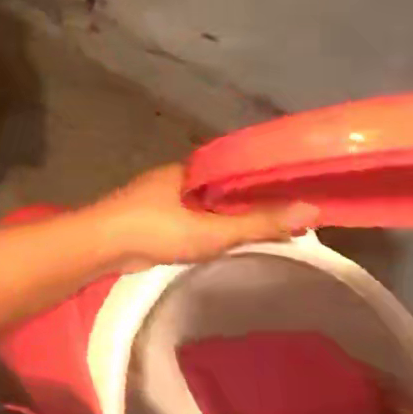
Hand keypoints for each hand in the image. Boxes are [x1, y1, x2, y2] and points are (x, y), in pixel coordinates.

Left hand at [92, 165, 317, 270]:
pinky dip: (213, 228)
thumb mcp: (213, 230)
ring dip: (232, 216)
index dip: (264, 180)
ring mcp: (159, 199)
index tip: (298, 194)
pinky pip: (192, 220)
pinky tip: (230, 241)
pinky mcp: (151, 220)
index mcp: (184, 171)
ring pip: (206, 205)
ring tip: (271, 232)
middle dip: (251, 201)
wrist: (100, 245)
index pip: (233, 168)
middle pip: (221, 187)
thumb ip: (258, 222)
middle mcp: (172, 179)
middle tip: (292, 219)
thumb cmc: (154, 230)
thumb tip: (312, 208)